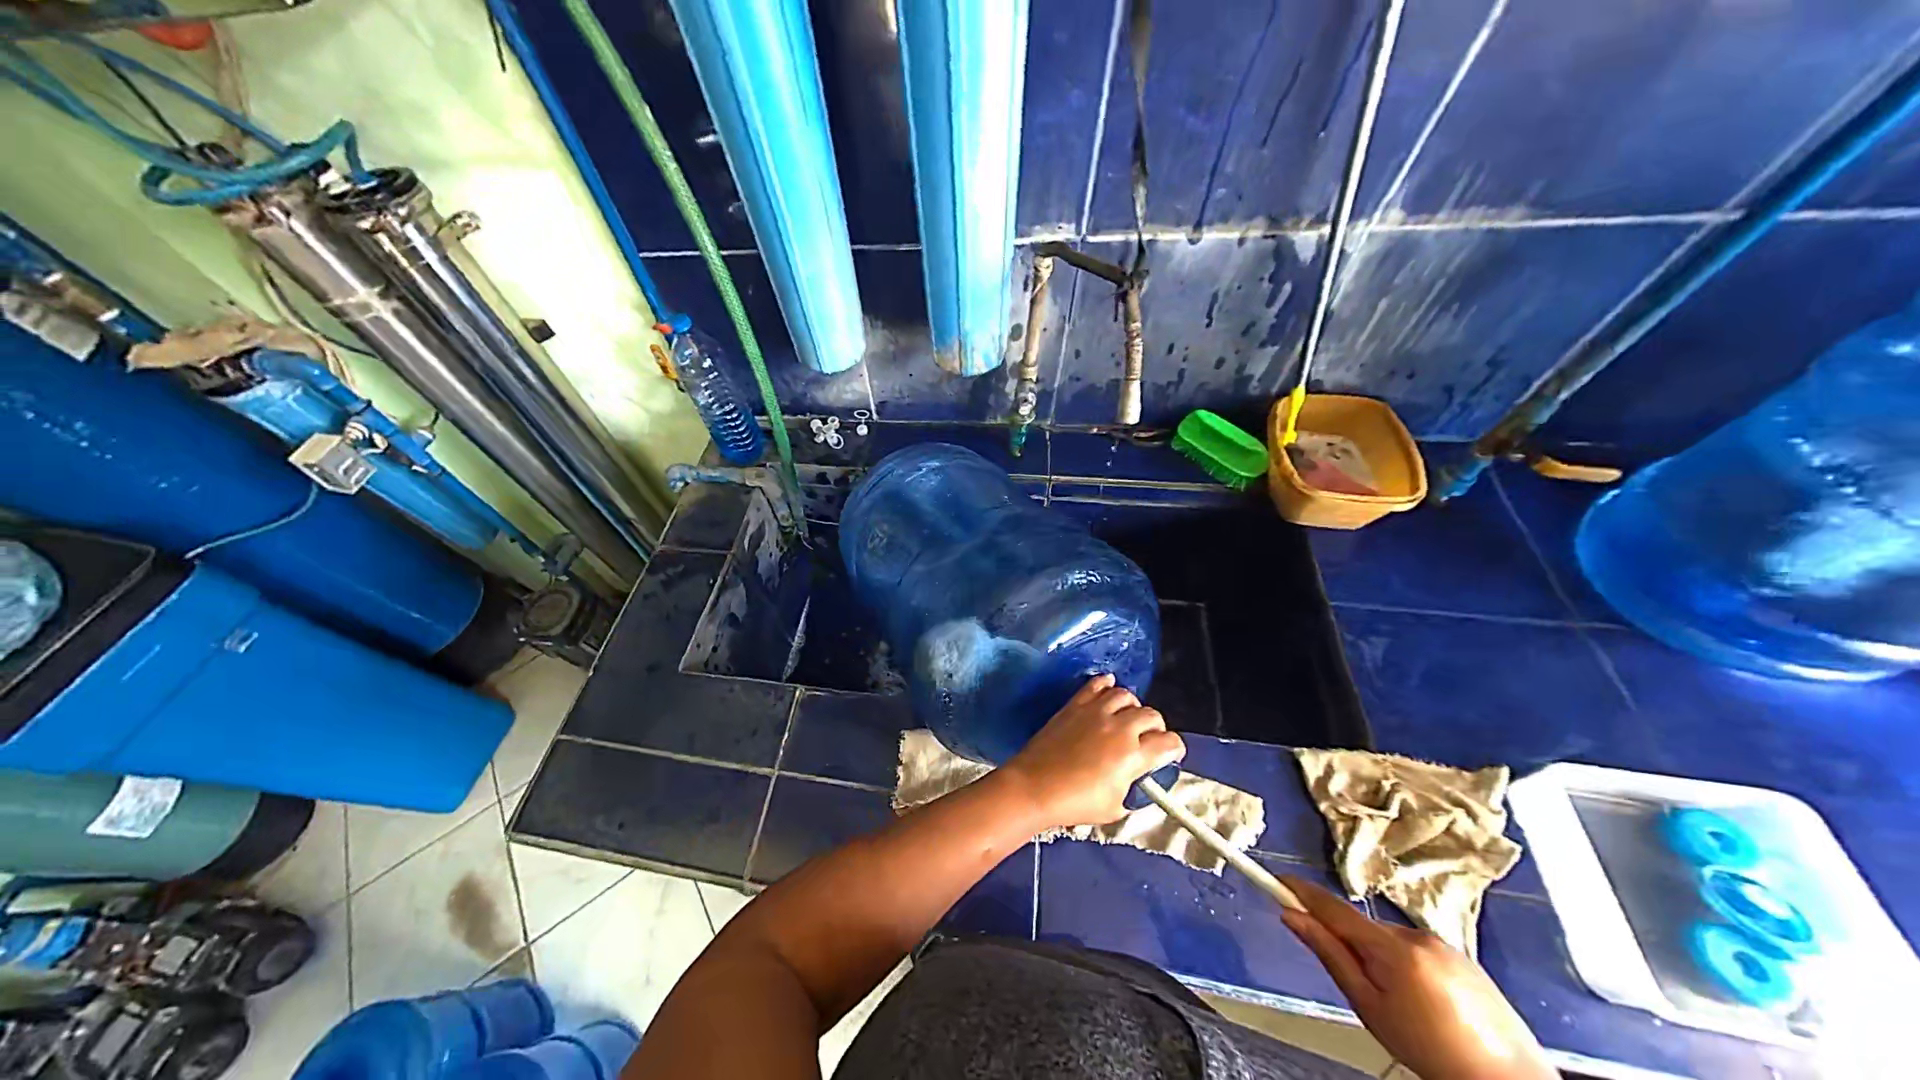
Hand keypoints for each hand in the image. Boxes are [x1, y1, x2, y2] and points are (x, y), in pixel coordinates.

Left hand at [996, 675, 1184, 828]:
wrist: (1034, 786)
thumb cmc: (1075, 802)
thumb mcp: (1115, 807)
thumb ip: (1132, 789)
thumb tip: (1136, 780)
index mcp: (1133, 755)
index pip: (1169, 742)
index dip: (1174, 749)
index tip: (1169, 753)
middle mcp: (1119, 728)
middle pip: (1151, 715)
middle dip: (1156, 727)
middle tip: (1148, 737)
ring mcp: (1096, 712)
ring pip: (1126, 695)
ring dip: (1132, 706)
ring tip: (1127, 717)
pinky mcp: (1075, 705)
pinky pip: (1096, 684)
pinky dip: (1106, 684)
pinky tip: (1109, 689)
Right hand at [1278, 877, 1555, 1079]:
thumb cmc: (1429, 1050)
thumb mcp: (1369, 1006)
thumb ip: (1331, 956)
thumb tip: (1293, 917)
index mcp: (1392, 947)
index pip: (1334, 908)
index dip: (1303, 893)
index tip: (1277, 880)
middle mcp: (1418, 934)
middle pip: (1365, 927)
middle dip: (1352, 944)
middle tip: (1361, 988)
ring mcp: (1445, 943)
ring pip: (1392, 940)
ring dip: (1382, 958)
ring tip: (1401, 1005)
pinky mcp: (1464, 956)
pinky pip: (1419, 949)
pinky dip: (1408, 965)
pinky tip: (1425, 1002)